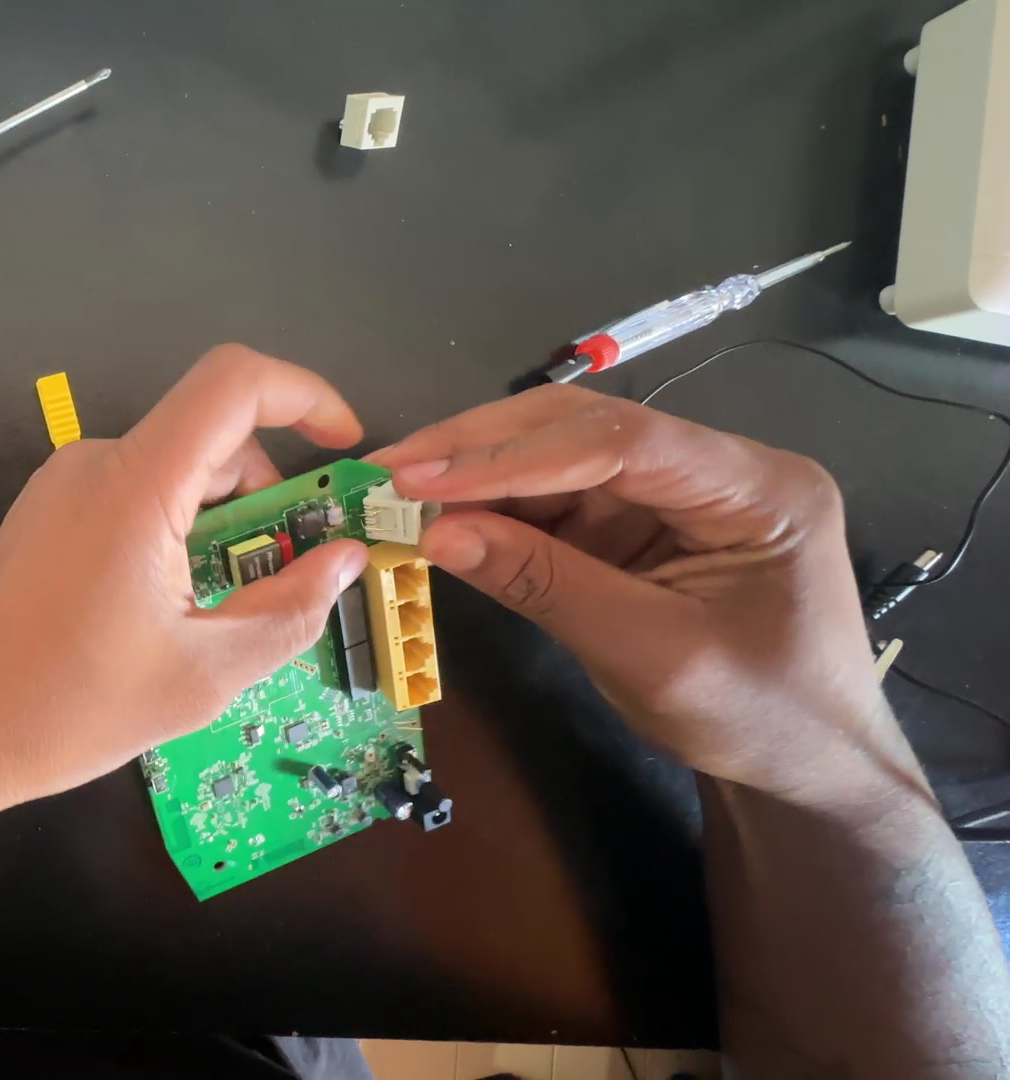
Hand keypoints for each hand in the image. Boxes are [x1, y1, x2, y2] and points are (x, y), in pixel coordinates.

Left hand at [0, 345, 371, 807]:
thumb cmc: (69, 708)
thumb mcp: (202, 674)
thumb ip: (289, 610)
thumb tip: (344, 560)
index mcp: (134, 485)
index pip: (233, 383)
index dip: (304, 394)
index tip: (342, 446)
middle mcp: (92, 464)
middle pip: (208, 439)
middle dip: (265, 496)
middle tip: (284, 575)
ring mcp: (59, 486)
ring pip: (170, 473)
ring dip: (217, 523)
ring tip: (220, 608)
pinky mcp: (43, 514)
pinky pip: (129, 496)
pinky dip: (172, 531)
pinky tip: (167, 605)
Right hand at [371, 383, 928, 811]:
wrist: (798, 761)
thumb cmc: (755, 715)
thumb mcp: (647, 654)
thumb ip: (542, 584)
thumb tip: (432, 536)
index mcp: (754, 488)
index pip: (620, 443)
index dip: (511, 457)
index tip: (420, 480)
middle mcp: (704, 468)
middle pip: (577, 425)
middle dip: (477, 445)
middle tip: (390, 469)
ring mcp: (657, 491)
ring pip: (546, 452)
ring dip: (468, 469)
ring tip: (393, 487)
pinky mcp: (618, 518)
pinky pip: (538, 497)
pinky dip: (479, 504)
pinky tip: (432, 511)